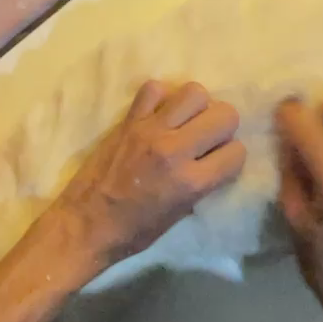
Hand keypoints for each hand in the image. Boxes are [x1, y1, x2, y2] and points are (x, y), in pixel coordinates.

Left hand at [43, 81, 246, 271]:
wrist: (86, 225)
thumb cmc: (133, 232)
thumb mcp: (179, 216)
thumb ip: (202, 185)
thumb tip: (214, 161)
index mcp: (191, 183)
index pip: (237, 152)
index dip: (231, 157)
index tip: (220, 163)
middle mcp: (175, 150)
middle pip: (225, 114)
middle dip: (222, 127)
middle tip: (206, 139)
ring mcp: (149, 131)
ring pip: (194, 92)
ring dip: (196, 107)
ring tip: (185, 122)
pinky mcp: (128, 122)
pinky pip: (154, 89)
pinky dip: (161, 98)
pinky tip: (158, 116)